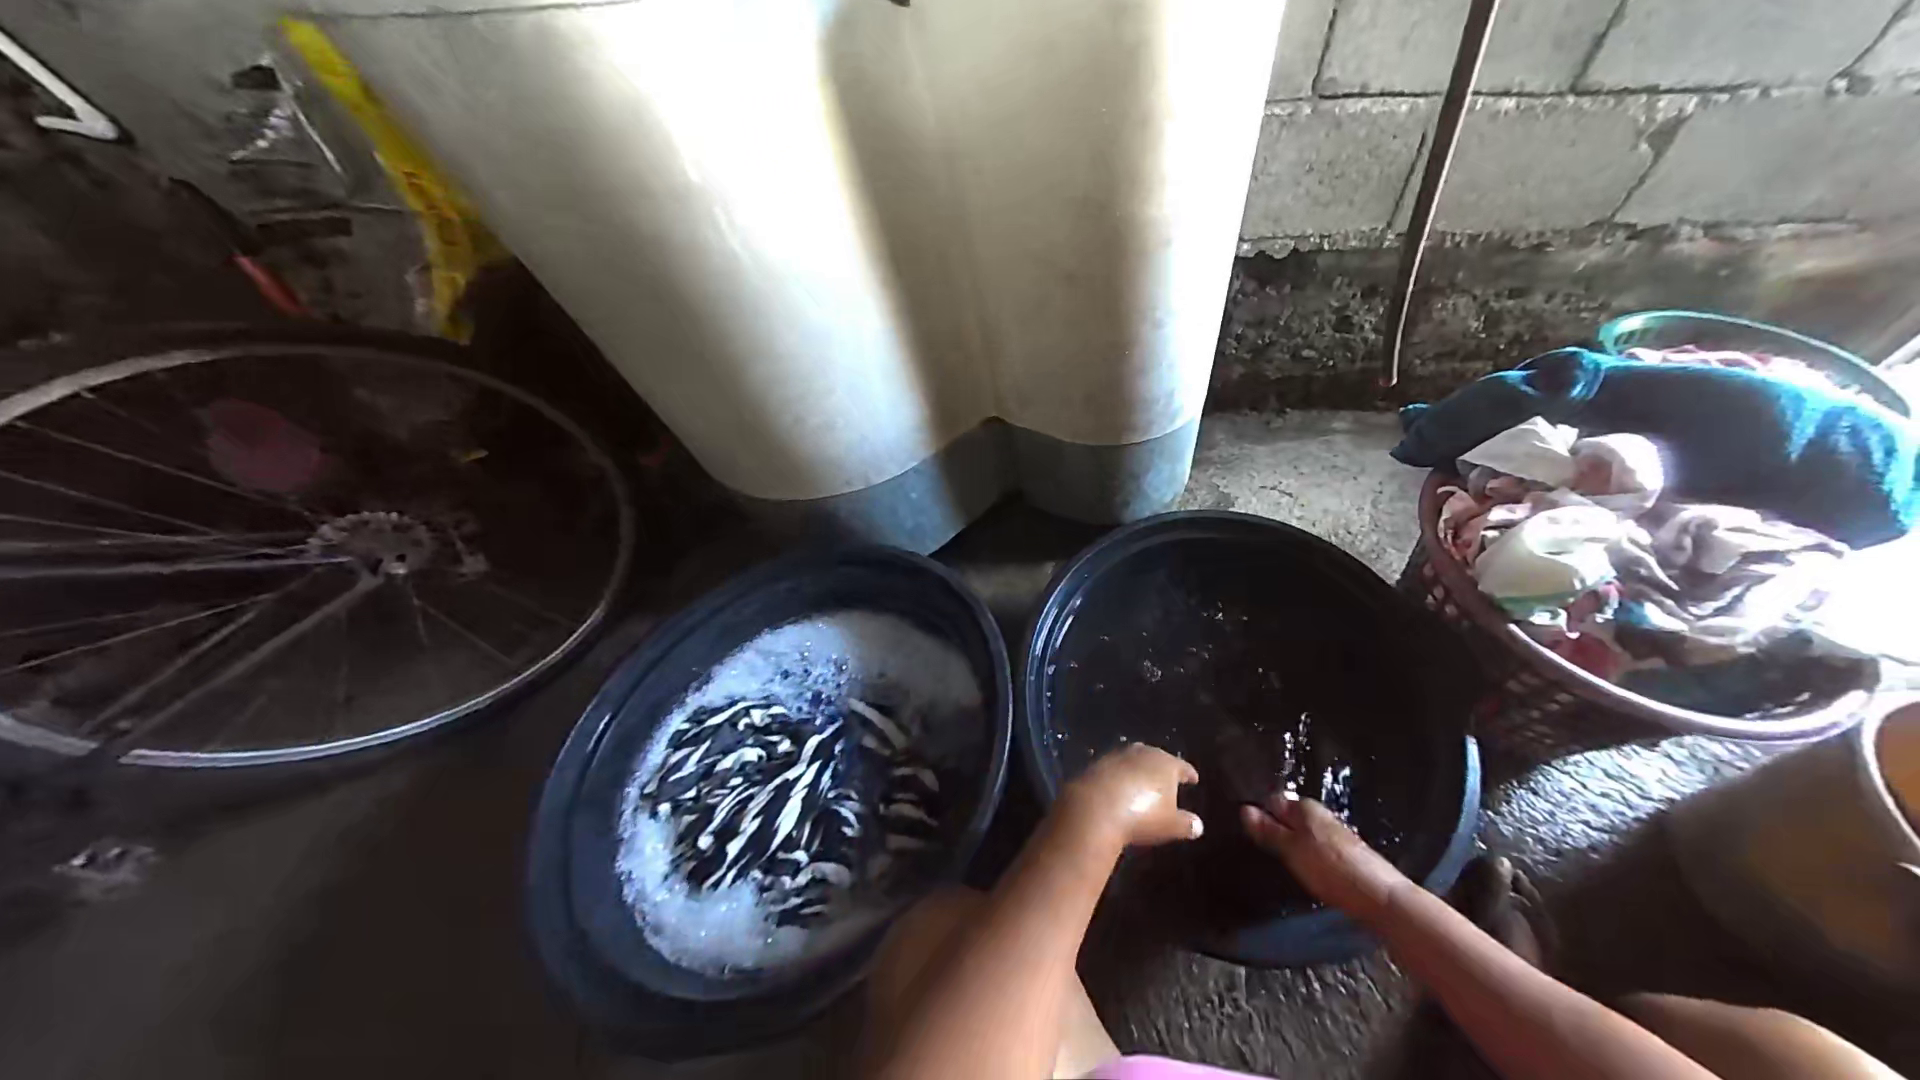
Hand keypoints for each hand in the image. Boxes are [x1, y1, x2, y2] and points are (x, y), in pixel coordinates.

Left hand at [1061, 743, 1203, 848]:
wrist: (1095, 808)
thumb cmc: (1142, 817)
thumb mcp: (1171, 825)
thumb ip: (1186, 824)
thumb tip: (1197, 825)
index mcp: (1166, 764)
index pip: (1182, 766)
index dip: (1188, 773)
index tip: (1193, 778)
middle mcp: (1142, 753)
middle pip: (1156, 757)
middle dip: (1162, 767)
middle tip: (1167, 778)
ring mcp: (1117, 755)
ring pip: (1134, 758)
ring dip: (1139, 768)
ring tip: (1143, 780)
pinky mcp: (1096, 763)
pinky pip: (1114, 767)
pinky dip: (1119, 774)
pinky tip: (1119, 785)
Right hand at [1241, 795, 1408, 921]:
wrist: (1382, 898)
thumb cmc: (1330, 869)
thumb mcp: (1291, 850)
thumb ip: (1268, 830)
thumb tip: (1244, 809)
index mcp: (1304, 807)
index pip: (1271, 801)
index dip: (1260, 815)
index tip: (1250, 834)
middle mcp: (1319, 814)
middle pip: (1288, 816)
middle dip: (1276, 830)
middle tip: (1265, 851)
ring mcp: (1334, 833)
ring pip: (1302, 833)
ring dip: (1292, 845)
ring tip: (1283, 863)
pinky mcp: (1346, 852)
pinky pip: (1316, 847)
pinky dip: (1308, 856)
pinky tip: (1308, 871)